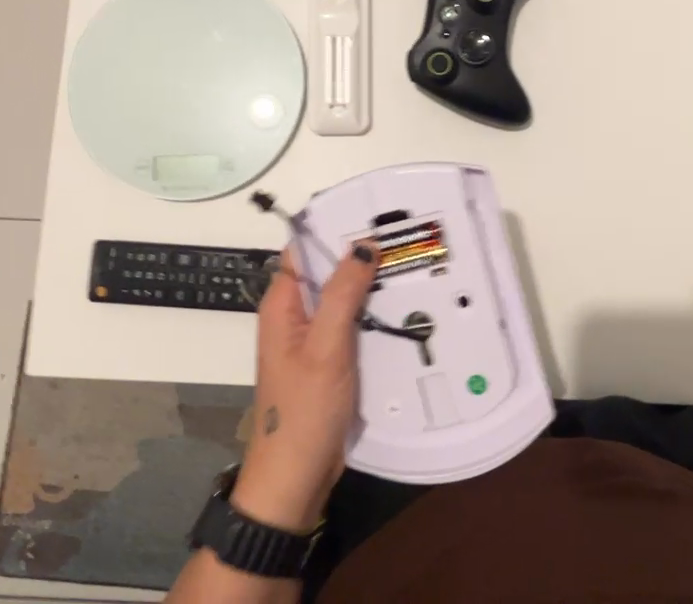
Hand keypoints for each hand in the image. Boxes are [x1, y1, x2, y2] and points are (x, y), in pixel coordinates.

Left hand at [233, 243, 377, 531]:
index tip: (371, 215)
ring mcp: (312, 341)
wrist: (296, 477)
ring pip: (343, 301)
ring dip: (370, 289)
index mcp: (282, 305)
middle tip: (404, 242)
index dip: (332, 230)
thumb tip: (362, 245)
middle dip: (359, 258)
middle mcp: (294, 317)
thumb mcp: (326, 348)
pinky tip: (401, 312)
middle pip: (327, 274)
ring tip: (410, 270)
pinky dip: (372, 318)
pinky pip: (351, 328)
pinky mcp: (329, 362)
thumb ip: (342, 295)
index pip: (302, 251)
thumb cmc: (303, 411)